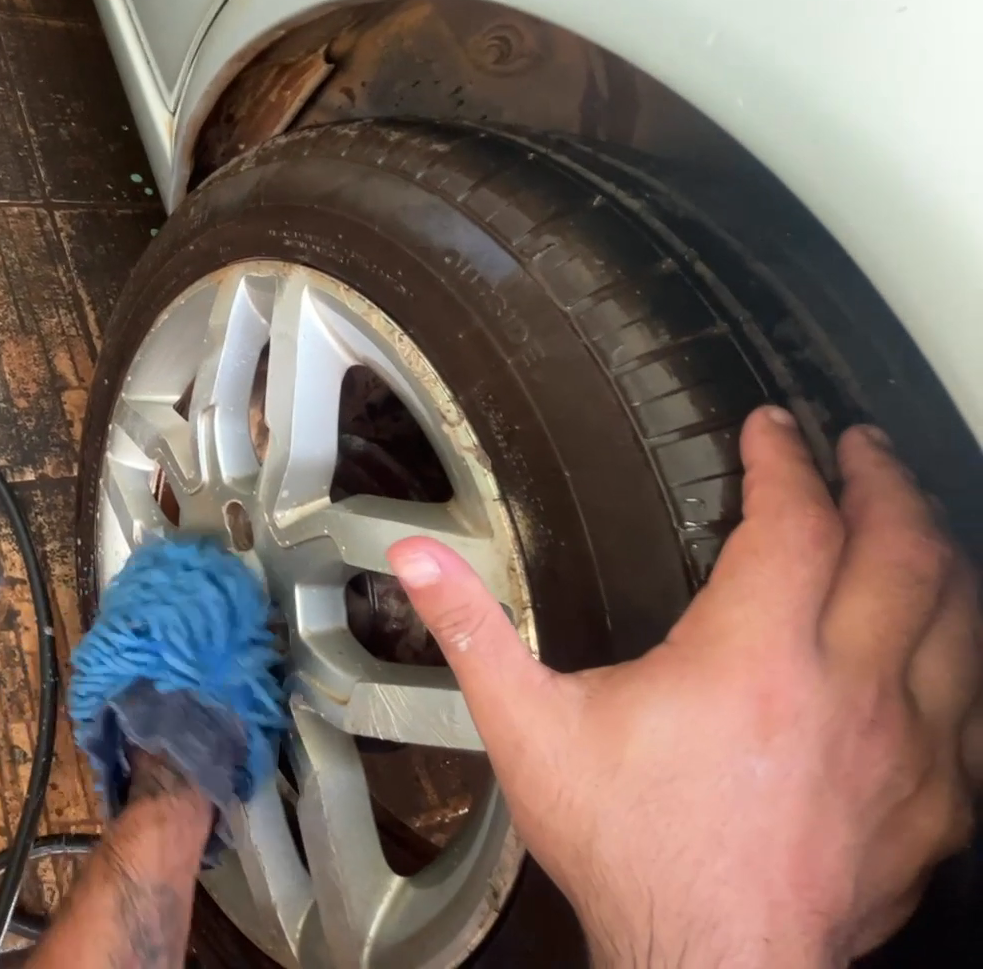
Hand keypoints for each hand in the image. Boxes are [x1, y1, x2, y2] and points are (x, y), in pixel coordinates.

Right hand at [387, 407, 980, 965]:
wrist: (710, 959)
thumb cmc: (620, 836)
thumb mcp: (521, 721)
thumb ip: (469, 628)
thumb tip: (414, 557)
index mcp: (753, 661)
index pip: (796, 530)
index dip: (787, 465)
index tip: (773, 426)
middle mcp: (853, 691)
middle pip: (906, 559)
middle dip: (882, 486)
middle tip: (855, 445)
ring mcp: (912, 750)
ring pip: (964, 622)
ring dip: (934, 551)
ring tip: (903, 515)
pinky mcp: (934, 803)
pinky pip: (973, 698)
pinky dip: (957, 642)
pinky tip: (931, 641)